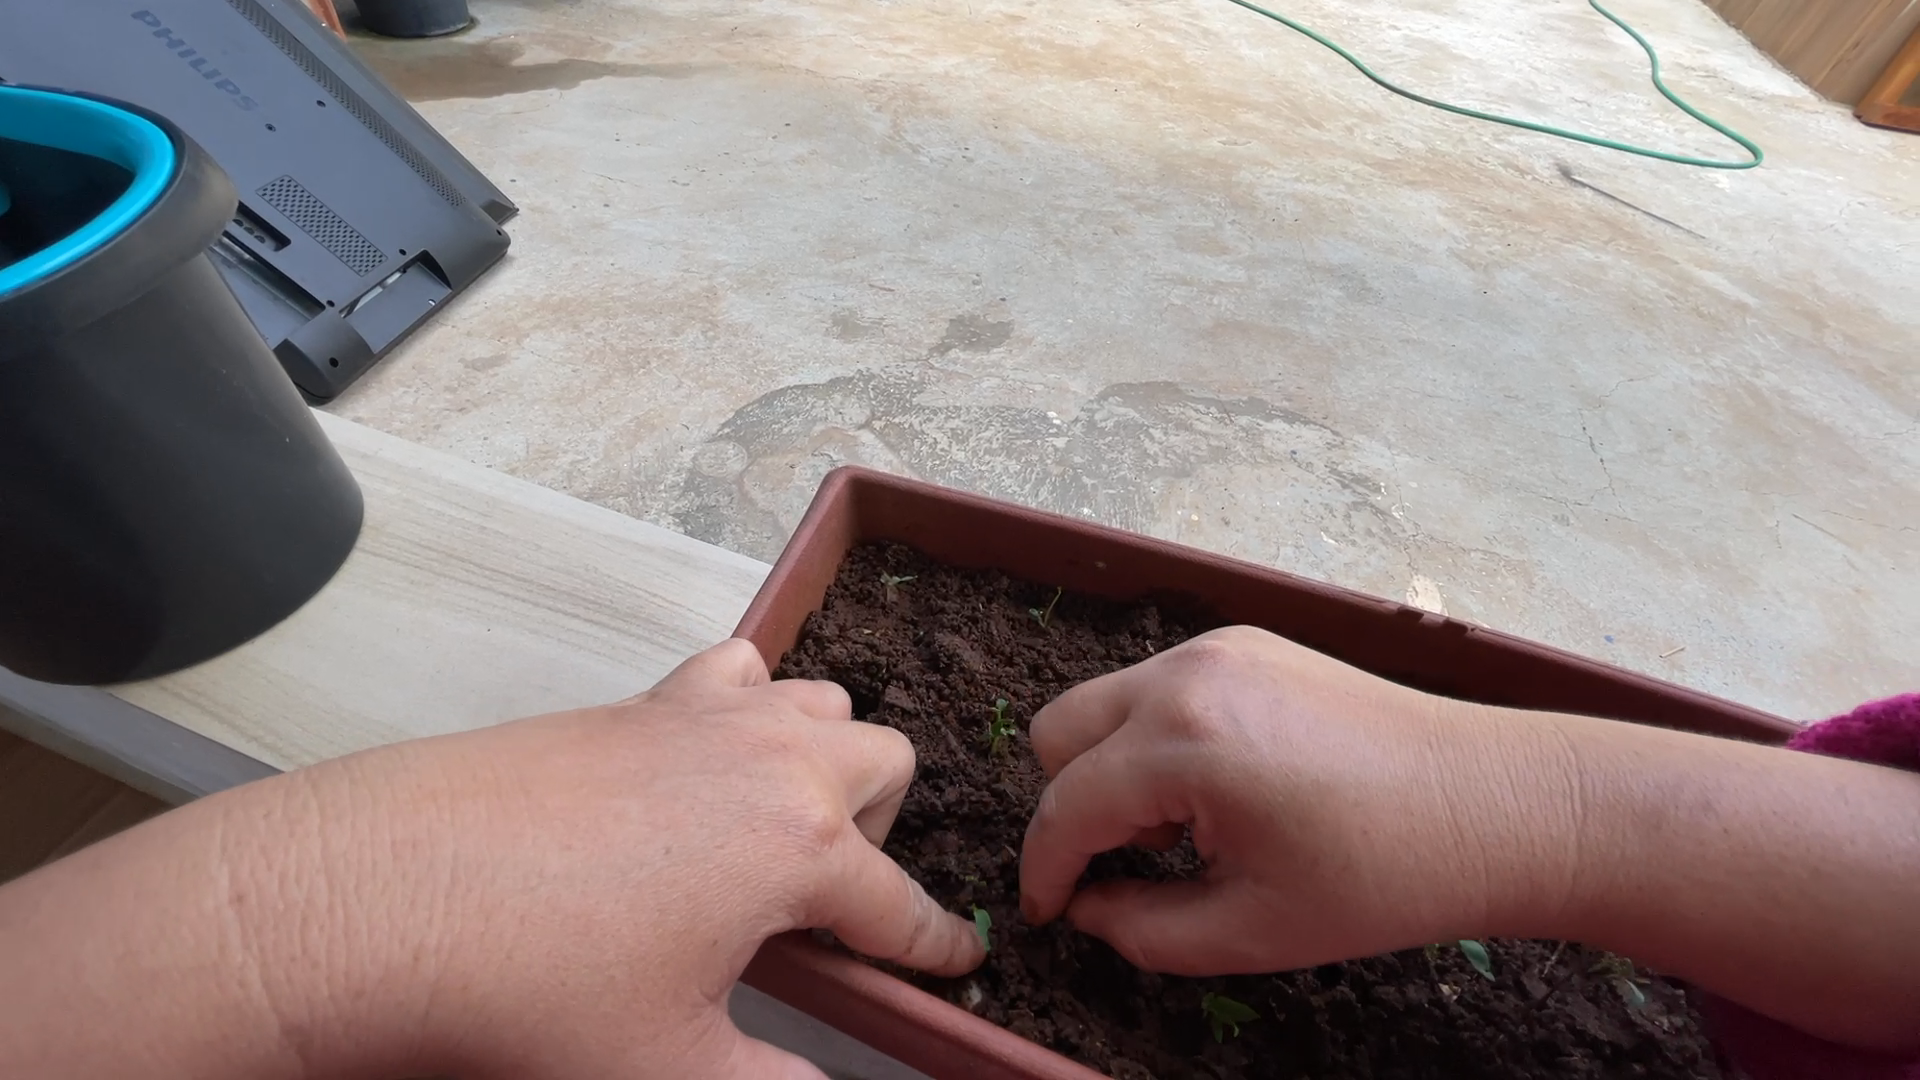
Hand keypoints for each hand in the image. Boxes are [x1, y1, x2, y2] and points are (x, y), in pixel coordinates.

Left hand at [0, 640, 983, 1079]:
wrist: (384, 890)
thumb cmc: (536, 990)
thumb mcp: (666, 1069)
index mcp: (802, 845)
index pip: (901, 905)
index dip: (938, 943)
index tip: (961, 957)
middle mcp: (781, 759)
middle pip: (889, 762)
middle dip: (882, 829)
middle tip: (821, 893)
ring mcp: (720, 712)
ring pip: (825, 704)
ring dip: (824, 759)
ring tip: (772, 820)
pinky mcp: (659, 692)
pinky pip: (742, 670)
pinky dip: (751, 703)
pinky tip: (710, 753)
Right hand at [1017, 626, 1576, 974]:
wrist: (1496, 798)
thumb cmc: (1382, 876)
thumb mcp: (1254, 932)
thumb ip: (1141, 929)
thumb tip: (1083, 906)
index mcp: (1181, 743)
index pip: (1066, 806)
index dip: (1044, 869)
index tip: (1047, 911)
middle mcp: (1180, 674)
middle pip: (1058, 733)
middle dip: (1069, 804)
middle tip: (1127, 858)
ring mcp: (1209, 646)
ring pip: (1101, 703)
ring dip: (1111, 767)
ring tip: (1182, 819)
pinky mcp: (1237, 640)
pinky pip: (1153, 686)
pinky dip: (1154, 735)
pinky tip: (1219, 774)